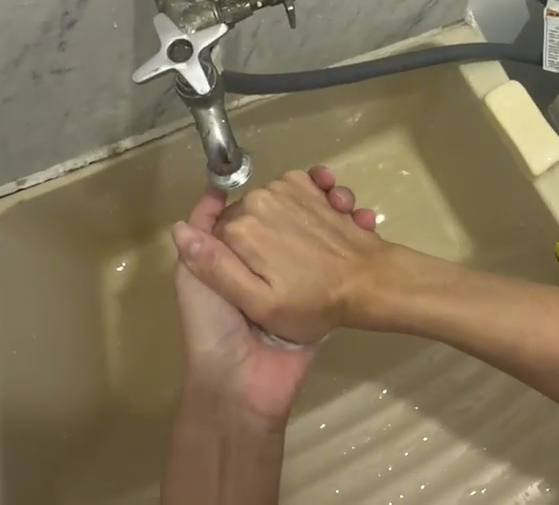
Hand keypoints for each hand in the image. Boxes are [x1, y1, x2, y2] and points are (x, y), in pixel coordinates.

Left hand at [170, 167, 374, 420]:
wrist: (246, 383)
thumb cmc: (213, 325)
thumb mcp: (194, 278)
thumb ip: (202, 235)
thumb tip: (214, 188)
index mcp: (239, 254)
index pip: (262, 208)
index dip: (279, 192)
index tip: (305, 176)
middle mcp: (269, 258)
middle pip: (295, 215)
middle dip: (317, 198)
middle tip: (333, 187)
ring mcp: (298, 272)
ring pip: (321, 229)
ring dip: (339, 211)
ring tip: (348, 202)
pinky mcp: (321, 289)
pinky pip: (339, 256)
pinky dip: (355, 234)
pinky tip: (364, 220)